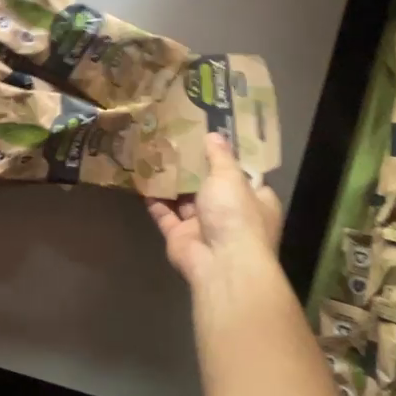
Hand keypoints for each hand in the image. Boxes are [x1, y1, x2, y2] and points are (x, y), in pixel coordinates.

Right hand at [147, 133, 282, 287]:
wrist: (220, 261)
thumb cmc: (235, 215)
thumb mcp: (231, 177)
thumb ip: (220, 156)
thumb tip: (214, 134)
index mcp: (255, 202)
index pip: (245, 178)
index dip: (229, 160)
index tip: (210, 139)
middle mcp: (231, 214)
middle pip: (211, 187)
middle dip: (193, 169)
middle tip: (174, 143)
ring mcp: (204, 227)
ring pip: (184, 200)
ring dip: (171, 182)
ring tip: (153, 154)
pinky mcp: (180, 236)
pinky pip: (163, 213)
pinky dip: (153, 198)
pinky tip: (141, 178)